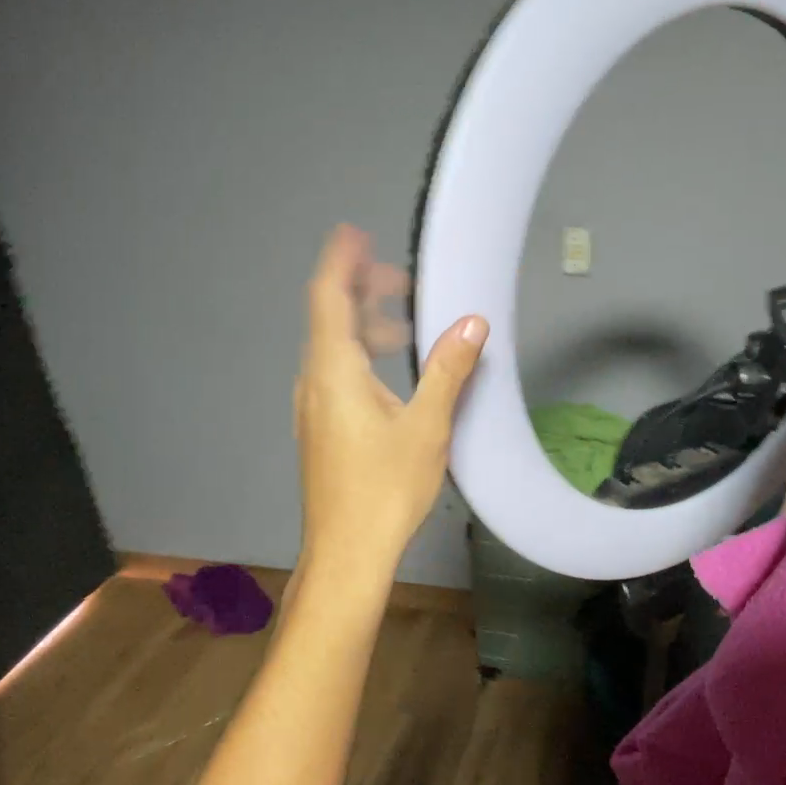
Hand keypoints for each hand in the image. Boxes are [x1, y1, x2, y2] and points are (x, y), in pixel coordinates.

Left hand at [294, 225, 487, 571]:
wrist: (347, 553)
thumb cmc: (385, 488)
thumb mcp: (427, 427)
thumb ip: (449, 370)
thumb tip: (473, 323)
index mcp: (334, 371)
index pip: (328, 296)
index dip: (342, 261)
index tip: (357, 232)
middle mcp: (314, 381)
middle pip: (328, 318)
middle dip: (362, 292)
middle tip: (402, 284)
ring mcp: (312, 408)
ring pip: (332, 349)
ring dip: (365, 328)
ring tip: (406, 328)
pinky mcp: (320, 431)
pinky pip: (335, 375)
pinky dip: (361, 358)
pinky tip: (391, 378)